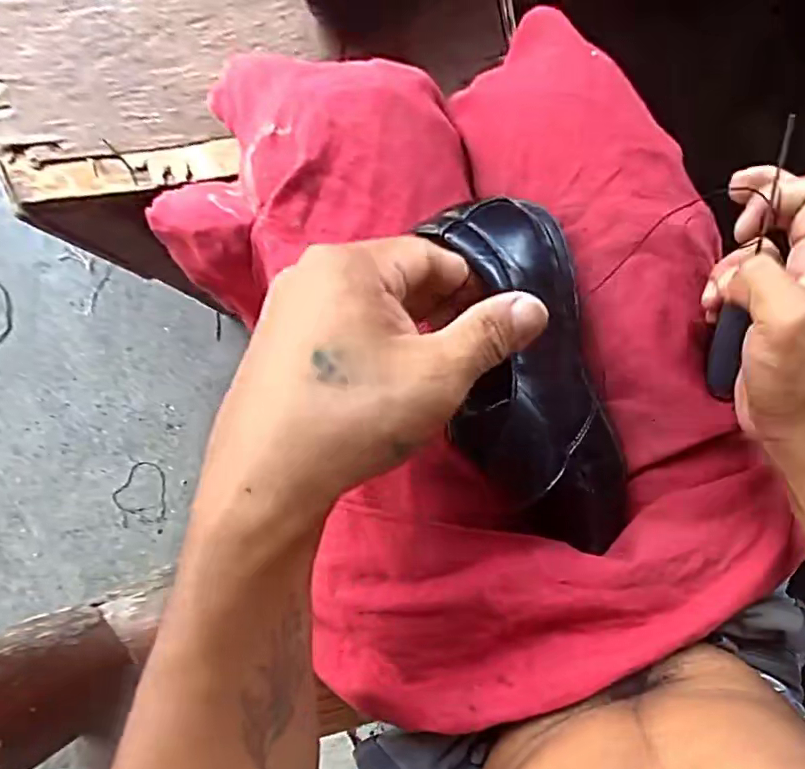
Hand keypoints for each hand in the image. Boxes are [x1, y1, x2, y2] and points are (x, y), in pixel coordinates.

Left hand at [191, 237, 547, 530]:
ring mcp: (288, 307)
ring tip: (430, 374)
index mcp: (352, 264)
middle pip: (399, 278)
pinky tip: (383, 384)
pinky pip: (342, 329)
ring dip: (409, 332)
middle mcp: (313, 271)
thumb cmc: (358, 416)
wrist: (269, 475)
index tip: (497, 327)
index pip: (434, 256)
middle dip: (442, 311)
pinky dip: (374, 346)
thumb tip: (535, 305)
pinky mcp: (278, 343)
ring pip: (370, 307)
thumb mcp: (439, 374)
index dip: (474, 288)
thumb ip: (489, 334)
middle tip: (467, 355)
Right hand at [700, 167, 804, 453]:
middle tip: (729, 253)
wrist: (789, 423)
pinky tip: (712, 313)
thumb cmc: (795, 374)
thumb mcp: (784, 313)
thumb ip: (759, 274)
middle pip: (773, 222)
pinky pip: (735, 290)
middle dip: (742, 234)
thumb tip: (732, 276)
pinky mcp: (759, 321)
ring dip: (723, 274)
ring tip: (715, 302)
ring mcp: (781, 298)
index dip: (773, 188)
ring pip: (747, 260)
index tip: (738, 198)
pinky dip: (718, 296)